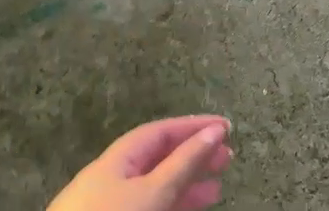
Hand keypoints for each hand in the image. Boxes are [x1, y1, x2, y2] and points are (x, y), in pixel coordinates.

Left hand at [47, 115, 232, 210]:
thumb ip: (186, 159)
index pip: (157, 132)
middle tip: (226, 159)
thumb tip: (215, 130)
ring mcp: (102, 206)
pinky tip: (189, 208)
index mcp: (112, 163)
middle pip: (156, 158)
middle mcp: (105, 180)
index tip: (226, 128)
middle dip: (194, 156)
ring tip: (215, 191)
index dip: (193, 125)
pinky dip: (169, 202)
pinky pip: (144, 205)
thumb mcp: (156, 189)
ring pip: (152, 186)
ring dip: (186, 184)